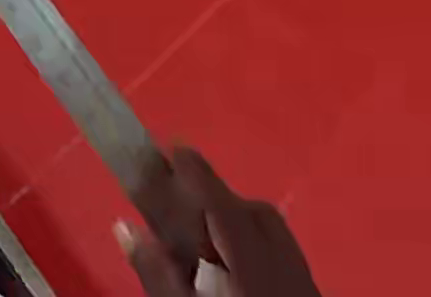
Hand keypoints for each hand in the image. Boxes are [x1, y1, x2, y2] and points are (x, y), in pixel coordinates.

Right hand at [115, 148, 321, 296]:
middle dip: (219, 199)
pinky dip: (254, 253)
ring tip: (202, 242)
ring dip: (237, 225)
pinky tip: (230, 276)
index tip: (170, 148)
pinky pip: (285, 264)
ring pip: (276, 240)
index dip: (197, 173)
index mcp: (254, 272)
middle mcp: (288, 276)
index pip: (225, 207)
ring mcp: (306, 291)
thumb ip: (157, 276)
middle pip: (259, 216)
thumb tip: (124, 225)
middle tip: (179, 205)